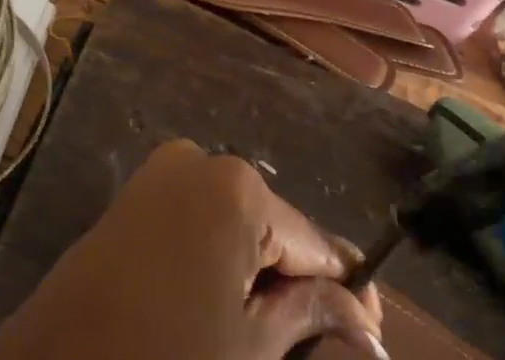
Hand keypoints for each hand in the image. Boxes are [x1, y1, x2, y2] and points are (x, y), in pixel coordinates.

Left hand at [0, 139, 382, 359]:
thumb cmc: (165, 353)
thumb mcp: (251, 344)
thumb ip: (312, 316)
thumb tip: (364, 316)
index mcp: (238, 189)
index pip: (318, 242)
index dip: (349, 292)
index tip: (370, 336)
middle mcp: (201, 164)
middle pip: (276, 231)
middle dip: (298, 285)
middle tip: (316, 343)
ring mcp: (161, 177)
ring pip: (238, 228)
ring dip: (259, 277)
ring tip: (270, 333)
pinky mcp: (134, 200)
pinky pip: (198, 225)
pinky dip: (219, 263)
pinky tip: (224, 307)